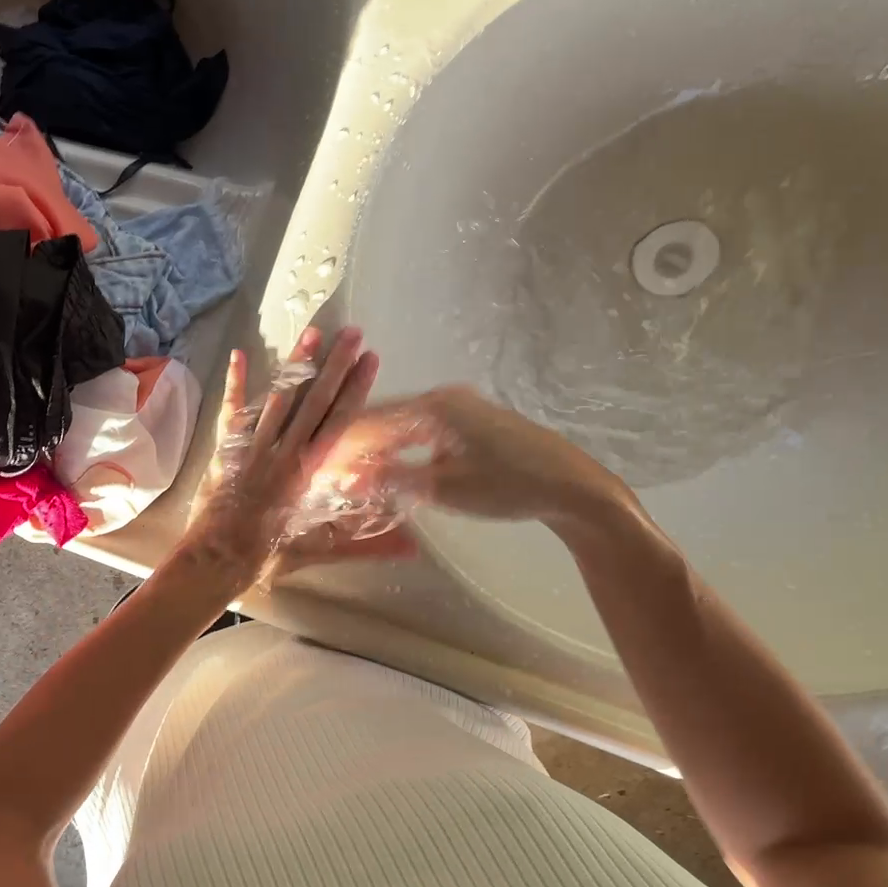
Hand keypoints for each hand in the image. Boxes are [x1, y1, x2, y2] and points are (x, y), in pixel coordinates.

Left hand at [179, 326, 379, 589]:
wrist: (215, 558)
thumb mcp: (319, 550)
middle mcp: (283, 451)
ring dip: (296, 365)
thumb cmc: (265, 555)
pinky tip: (239, 353)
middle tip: (351, 332)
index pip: (339, 422)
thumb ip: (366, 545)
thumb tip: (414, 546)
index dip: (357, 390)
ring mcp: (251, 446)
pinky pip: (231, 410)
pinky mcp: (224, 448)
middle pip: (313, 401)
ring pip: (278, 398)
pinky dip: (235, 382)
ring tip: (312, 332)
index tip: (371, 360)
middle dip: (334, 365)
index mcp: (308, 472)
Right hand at [326, 384, 632, 527]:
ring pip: (402, 427)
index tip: (314, 465)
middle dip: (355, 447)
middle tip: (327, 471)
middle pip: (384, 421)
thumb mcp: (442, 488)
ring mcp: (460, 408)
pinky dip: (401, 449)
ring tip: (351, 473)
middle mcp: (444, 398)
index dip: (340, 445)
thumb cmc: (507, 485)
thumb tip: (346, 479)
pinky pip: (421, 432)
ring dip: (377, 449)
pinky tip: (389, 467)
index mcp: (434, 406)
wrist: (573, 487)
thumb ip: (391, 480)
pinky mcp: (472, 423)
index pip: (370, 423)